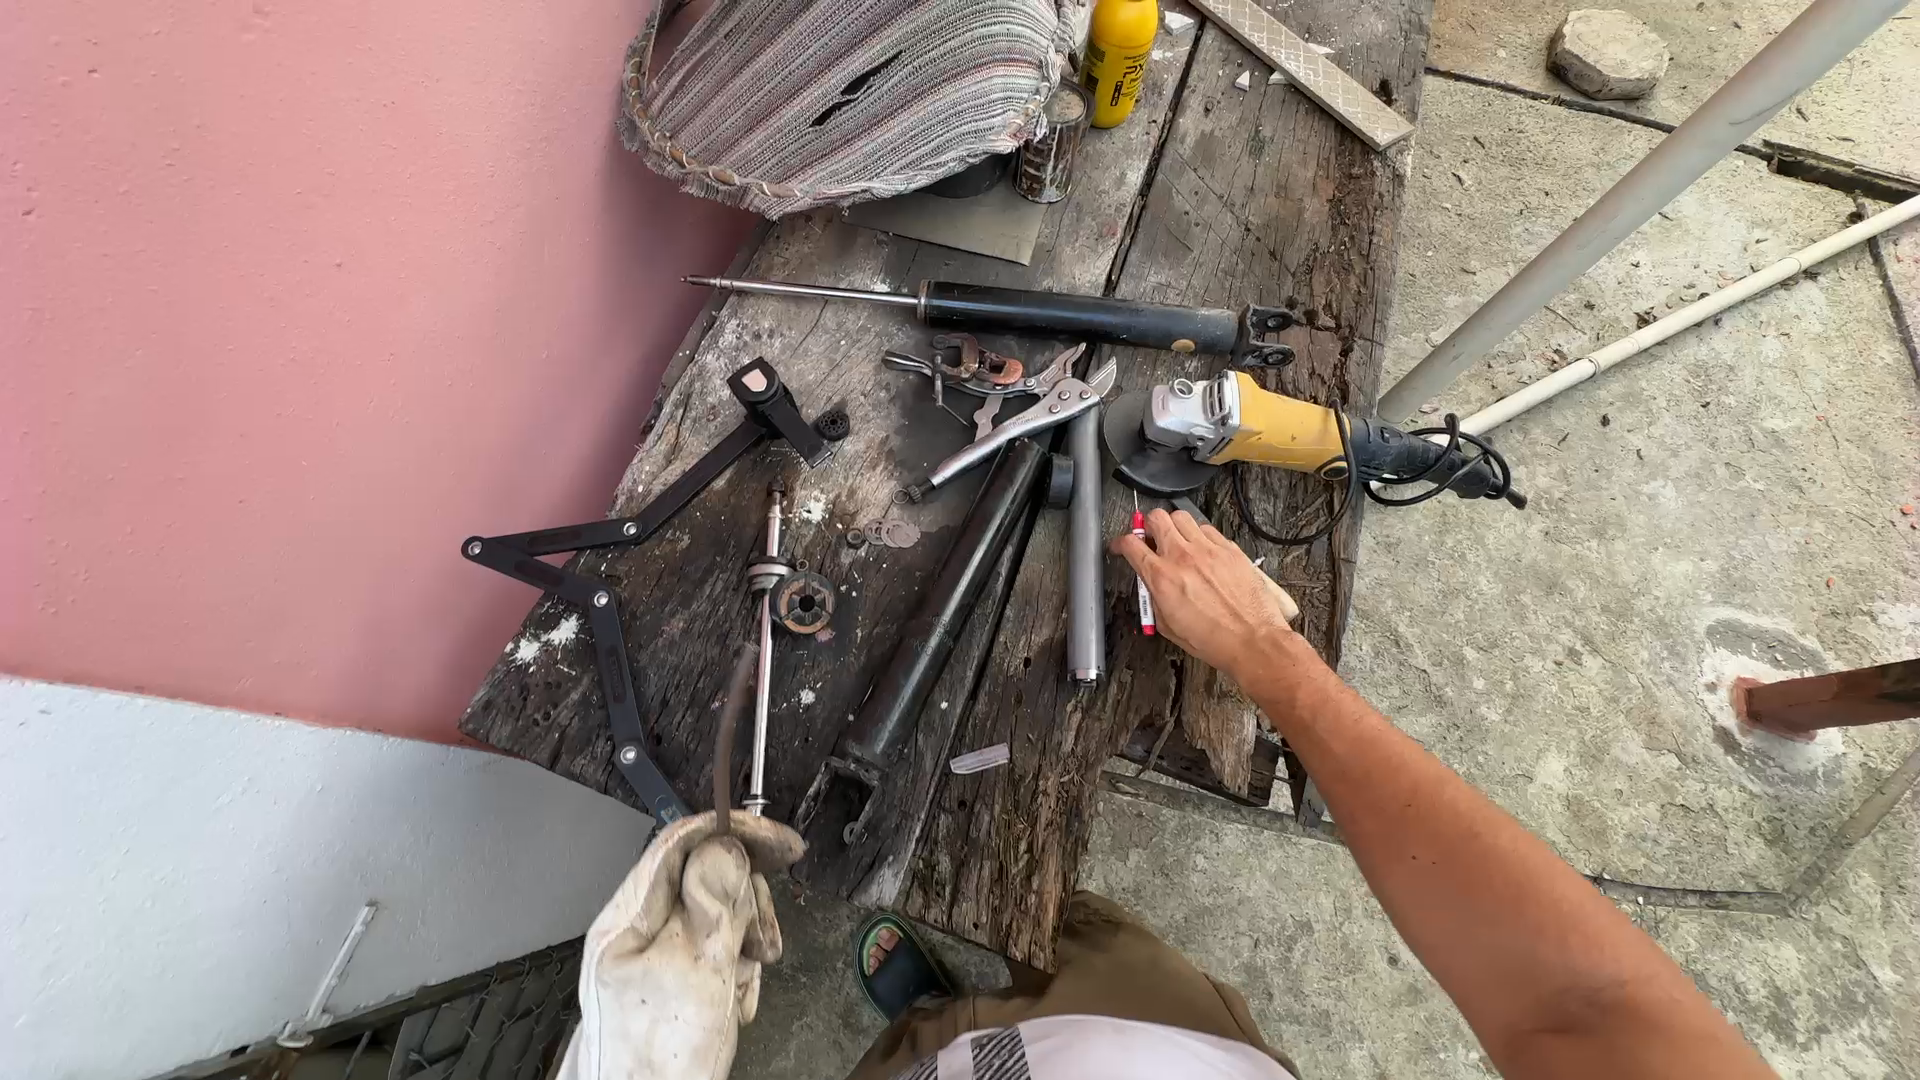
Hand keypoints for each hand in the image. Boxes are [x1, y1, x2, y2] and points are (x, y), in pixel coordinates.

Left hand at [558, 812, 803, 1079]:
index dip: (735, 831)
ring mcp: (655, 952)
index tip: (784, 844)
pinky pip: (716, 946)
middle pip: (705, 874)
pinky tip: (738, 994)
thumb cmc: (663, 1052)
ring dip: (746, 935)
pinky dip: (737, 964)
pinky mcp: (674, 975)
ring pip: (717, 910)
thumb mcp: (699, 968)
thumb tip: (727, 841)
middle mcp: (638, 926)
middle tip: (766, 941)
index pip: (682, 841)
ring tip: (753, 972)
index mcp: (630, 916)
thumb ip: (714, 899)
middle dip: (746, 900)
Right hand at [1110, 509, 1300, 680]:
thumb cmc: (1214, 639)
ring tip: (1177, 539)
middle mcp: (1183, 557)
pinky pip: (1208, 529)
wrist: (1252, 641)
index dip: (1121, 542)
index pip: (1131, 544)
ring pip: (1182, 516)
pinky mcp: (1229, 550)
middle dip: (1148, 524)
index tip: (1122, 545)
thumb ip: (1154, 598)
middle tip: (1150, 535)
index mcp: (1162, 578)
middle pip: (1157, 518)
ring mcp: (1208, 550)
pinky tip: (1201, 549)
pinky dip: (1200, 535)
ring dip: (1174, 526)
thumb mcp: (1168, 625)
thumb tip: (1151, 585)